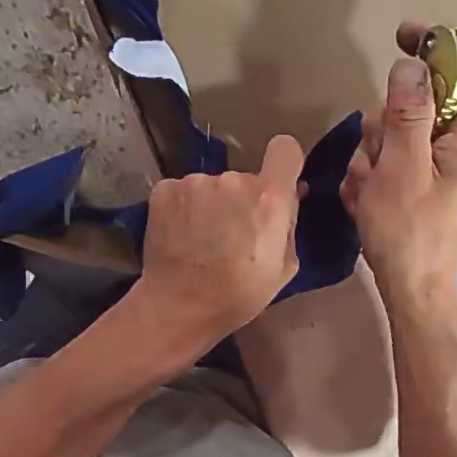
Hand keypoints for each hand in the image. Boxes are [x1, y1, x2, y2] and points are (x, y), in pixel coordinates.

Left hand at [134, 135, 306, 345]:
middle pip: (245, 178)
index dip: (283, 163)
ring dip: (211, 204)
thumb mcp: (284, 266)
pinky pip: (183, 191)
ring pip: (212, 186)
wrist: (180, 307)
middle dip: (243, 199)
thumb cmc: (240, 294)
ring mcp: (195, 182)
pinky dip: (184, 208)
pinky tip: (181, 234)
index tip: (277, 184)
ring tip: (203, 239)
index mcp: (270, 197)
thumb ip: (289, 224)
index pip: (285, 149)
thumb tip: (291, 196)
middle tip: (233, 234)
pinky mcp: (165, 189)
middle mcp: (233, 180)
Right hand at [340, 22, 456, 306]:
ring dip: (372, 152)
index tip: (400, 37)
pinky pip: (385, 150)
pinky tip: (368, 195)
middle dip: (386, 124)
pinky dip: (370, 169)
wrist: (407, 281)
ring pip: (393, 124)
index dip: (433, 49)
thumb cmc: (407, 230)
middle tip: (378, 160)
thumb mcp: (402, 169)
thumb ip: (408, 114)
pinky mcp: (417, 171)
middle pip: (417, 98)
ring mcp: (437, 156)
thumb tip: (411, 64)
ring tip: (371, 187)